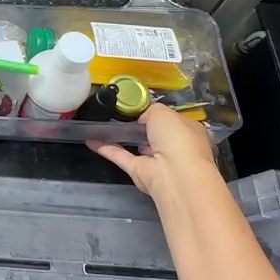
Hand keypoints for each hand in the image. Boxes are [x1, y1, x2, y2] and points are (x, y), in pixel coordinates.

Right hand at [88, 103, 218, 198]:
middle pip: (152, 133)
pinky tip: (91, 139)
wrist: (175, 172)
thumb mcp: (163, 111)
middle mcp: (174, 147)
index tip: (138, 107)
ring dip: (120, 137)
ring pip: (135, 145)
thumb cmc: (177, 138)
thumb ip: (149, 110)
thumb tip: (142, 118)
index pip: (170, 120)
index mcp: (188, 131)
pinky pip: (121, 156)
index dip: (155, 113)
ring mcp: (156, 160)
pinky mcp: (140, 171)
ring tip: (100, 125)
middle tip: (118, 114)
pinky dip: (106, 148)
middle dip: (137, 125)